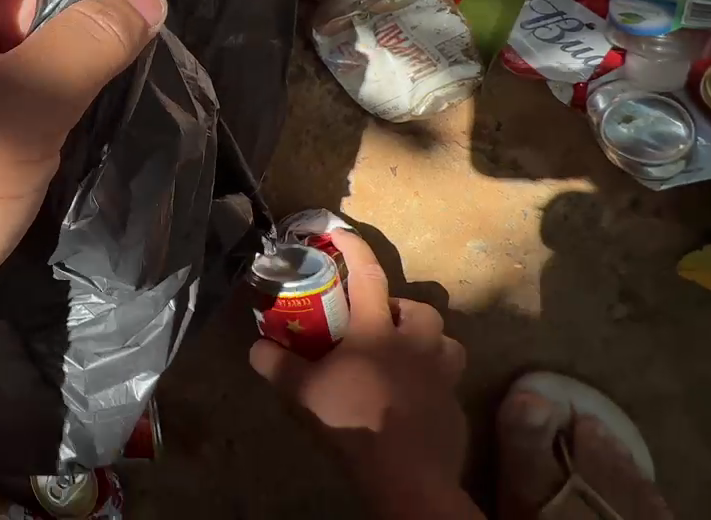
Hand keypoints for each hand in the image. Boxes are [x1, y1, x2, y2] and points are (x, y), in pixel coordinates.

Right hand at [250, 230, 470, 505]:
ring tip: (402, 353)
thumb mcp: (301, 390)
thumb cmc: (353, 420)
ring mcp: (440, 377)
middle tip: (377, 320)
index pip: (367, 274)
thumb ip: (275, 363)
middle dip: (402, 308)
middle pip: (421, 309)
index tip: (339, 232)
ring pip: (448, 343)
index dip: (353, 248)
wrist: (408, 478)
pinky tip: (409, 394)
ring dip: (427, 341)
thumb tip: (256, 348)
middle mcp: (415, 345)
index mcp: (376, 331)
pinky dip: (431, 379)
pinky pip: (448, 381)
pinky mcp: (455, 408)